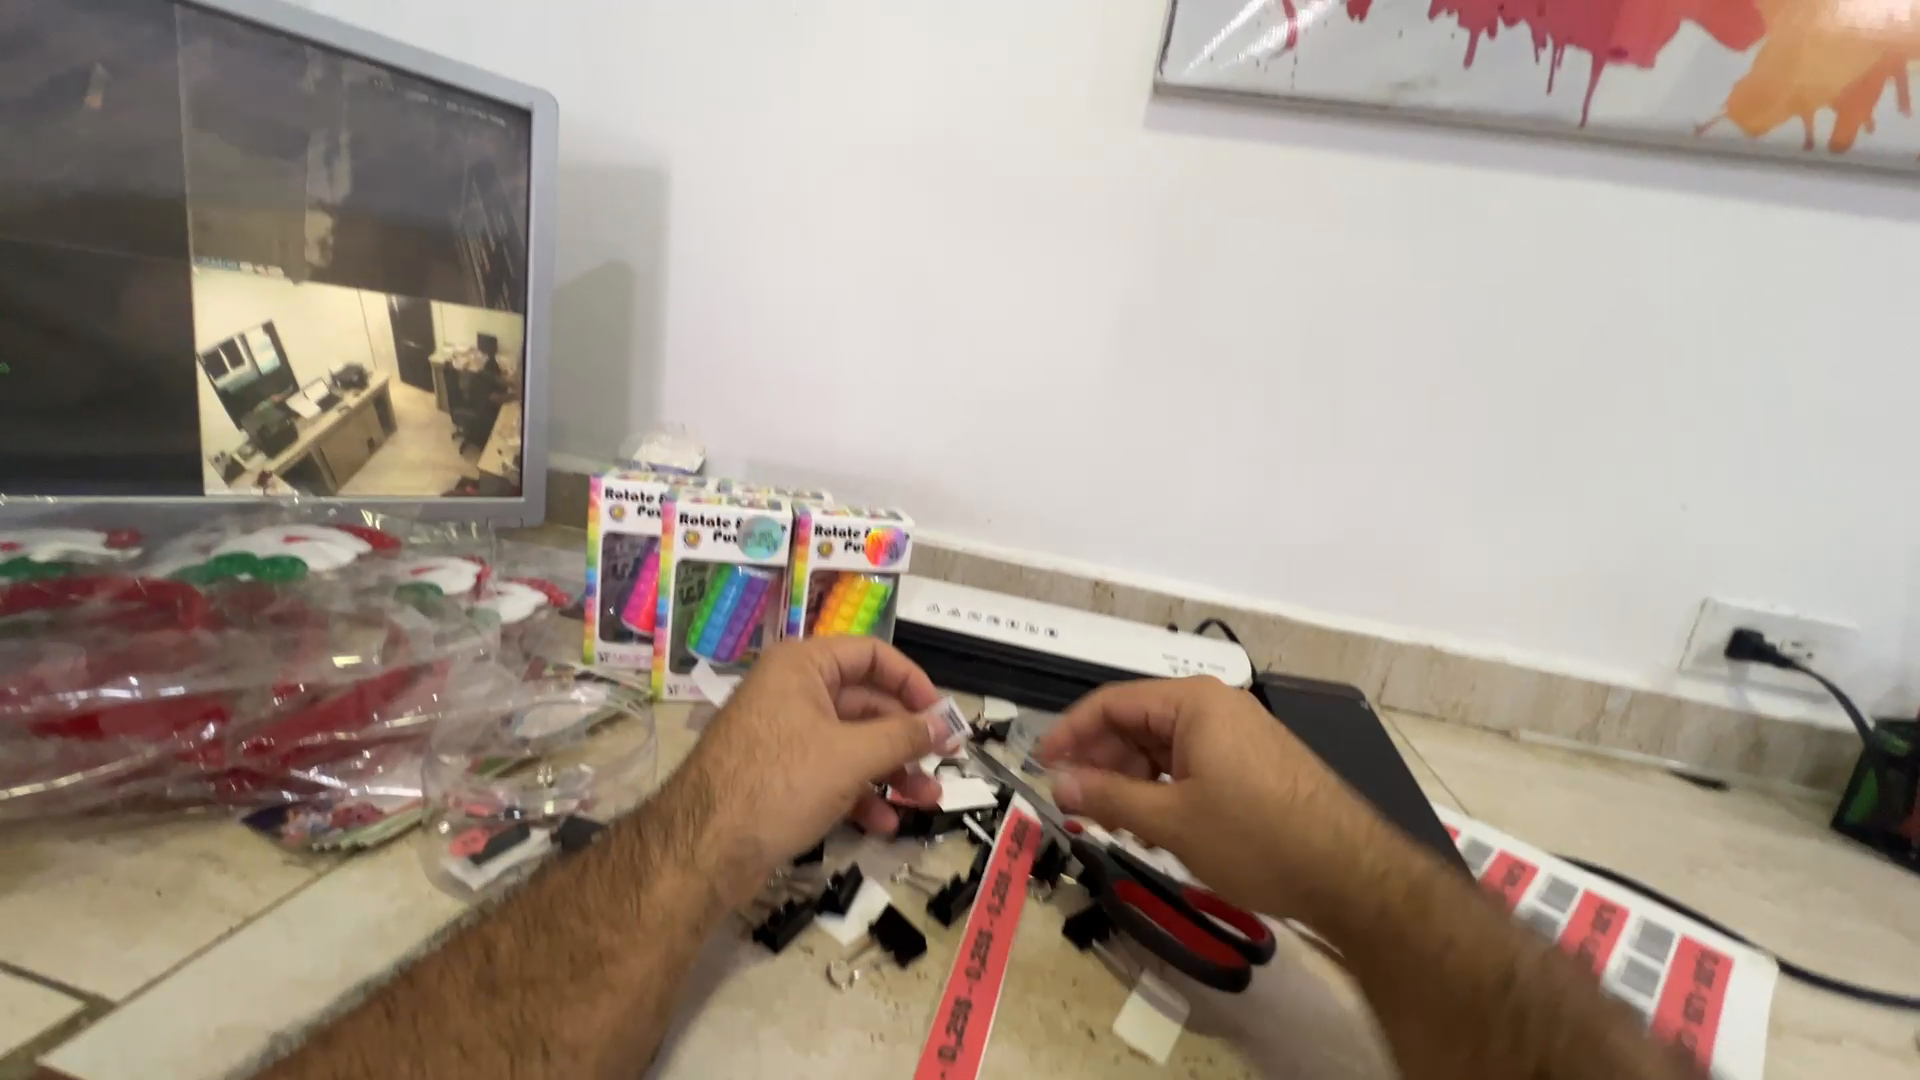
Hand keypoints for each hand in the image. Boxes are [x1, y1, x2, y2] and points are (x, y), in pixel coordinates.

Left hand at [677, 637, 958, 900]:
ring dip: (892, 771)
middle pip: (867, 703)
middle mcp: (794, 691)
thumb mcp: (851, 756)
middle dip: (907, 739)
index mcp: (803, 665)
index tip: (942, 715)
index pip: (872, 655)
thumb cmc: (779, 784)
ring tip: (926, 802)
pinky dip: (861, 793)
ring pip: (853, 743)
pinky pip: (833, 771)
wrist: (700, 854)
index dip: (913, 682)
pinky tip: (885, 823)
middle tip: (944, 764)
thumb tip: (945, 723)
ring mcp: (786, 734)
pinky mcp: (781, 774)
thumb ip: (904, 735)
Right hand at [1036, 676, 1388, 925]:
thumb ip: (1107, 796)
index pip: (1112, 703)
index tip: (1041, 763)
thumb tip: (1057, 781)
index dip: (1071, 732)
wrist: (1354, 877)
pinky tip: (1153, 825)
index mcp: (1193, 701)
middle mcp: (1213, 707)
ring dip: (1131, 782)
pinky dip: (1163, 790)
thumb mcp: (1171, 819)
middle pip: (1137, 724)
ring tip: (1112, 821)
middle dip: (1102, 763)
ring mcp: (1236, 735)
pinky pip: (1189, 765)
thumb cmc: (1256, 837)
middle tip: (1073, 802)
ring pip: (1162, 749)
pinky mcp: (1251, 763)